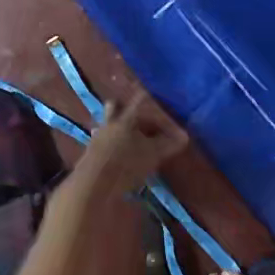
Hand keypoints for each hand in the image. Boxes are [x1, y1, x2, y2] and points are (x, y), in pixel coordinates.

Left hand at [68, 91, 189, 195]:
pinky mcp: (89, 153)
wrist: (94, 184)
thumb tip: (184, 137)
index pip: (139, 102)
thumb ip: (168, 145)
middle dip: (121, 108)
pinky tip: (113, 152)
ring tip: (123, 134)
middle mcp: (110, 124)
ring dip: (113, 127)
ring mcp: (97, 138)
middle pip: (114, 108)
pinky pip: (100, 141)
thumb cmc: (127, 164)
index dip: (145, 96)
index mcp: (127, 119)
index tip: (147, 90)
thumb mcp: (153, 155)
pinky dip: (108, 143)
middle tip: (131, 111)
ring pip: (105, 124)